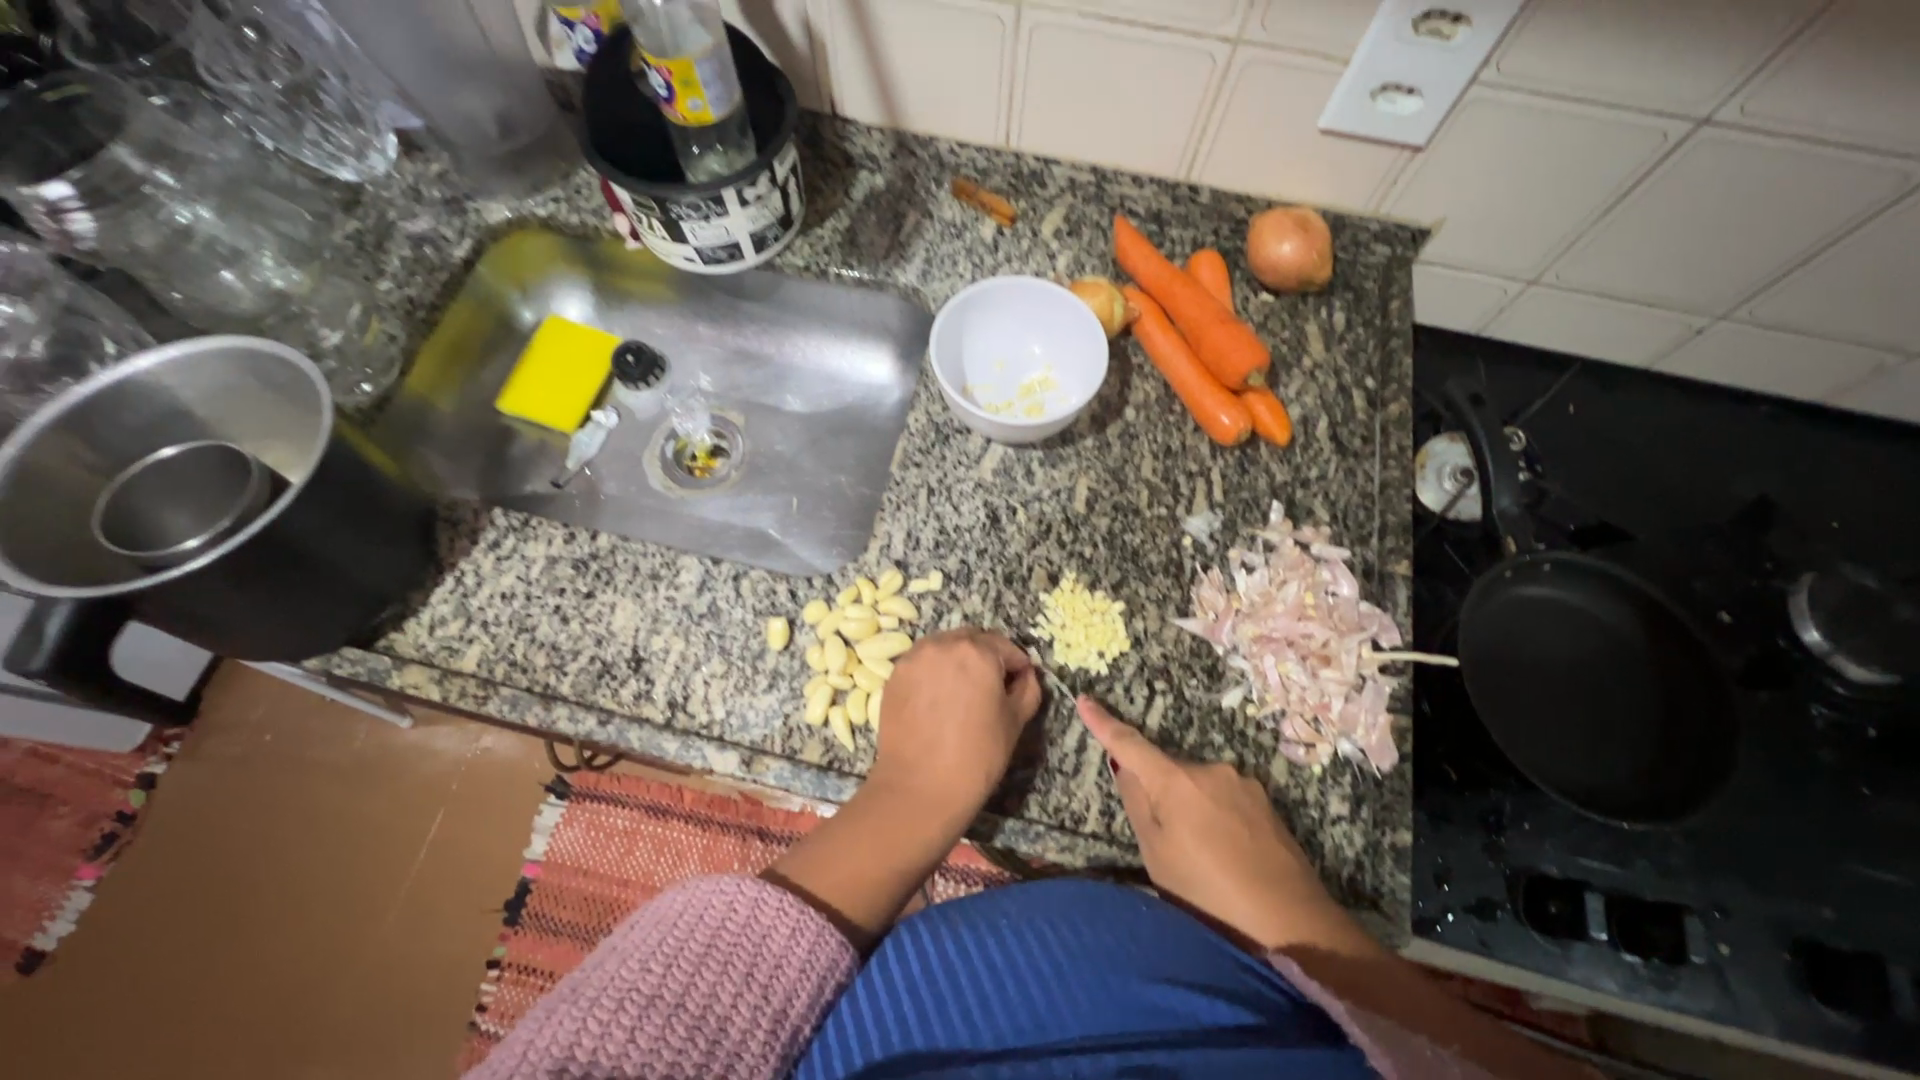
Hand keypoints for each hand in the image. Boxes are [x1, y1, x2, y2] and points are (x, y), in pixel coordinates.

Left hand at [868, 628, 1042, 818]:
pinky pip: (922, 663)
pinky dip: (934, 672)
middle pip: (972, 640)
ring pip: (944, 647)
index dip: (1017, 665)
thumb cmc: (977, 755)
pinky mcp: (894, 675)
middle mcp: (943, 645)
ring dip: (958, 660)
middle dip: (986, 656)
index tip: (1019, 683)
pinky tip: (938, 699)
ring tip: (962, 692)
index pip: (1005, 647)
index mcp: (978, 652)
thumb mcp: (1015, 722)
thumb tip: (1026, 675)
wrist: (920, 787)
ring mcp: (914, 658)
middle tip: (991, 686)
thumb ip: (1027, 689)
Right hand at [1078, 696, 1344, 949]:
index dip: (1104, 723)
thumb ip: (1137, 805)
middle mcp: (1209, 769)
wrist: (1289, 919)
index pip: (1129, 744)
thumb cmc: (1207, 892)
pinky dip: (1216, 817)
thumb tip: (1126, 768)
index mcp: (1175, 781)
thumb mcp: (1156, 855)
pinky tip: (1228, 854)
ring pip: (1198, 787)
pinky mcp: (1265, 800)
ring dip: (1191, 808)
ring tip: (1203, 857)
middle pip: (1167, 771)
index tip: (1084, 700)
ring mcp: (1242, 782)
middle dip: (1159, 793)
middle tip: (1165, 842)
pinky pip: (1225, 799)